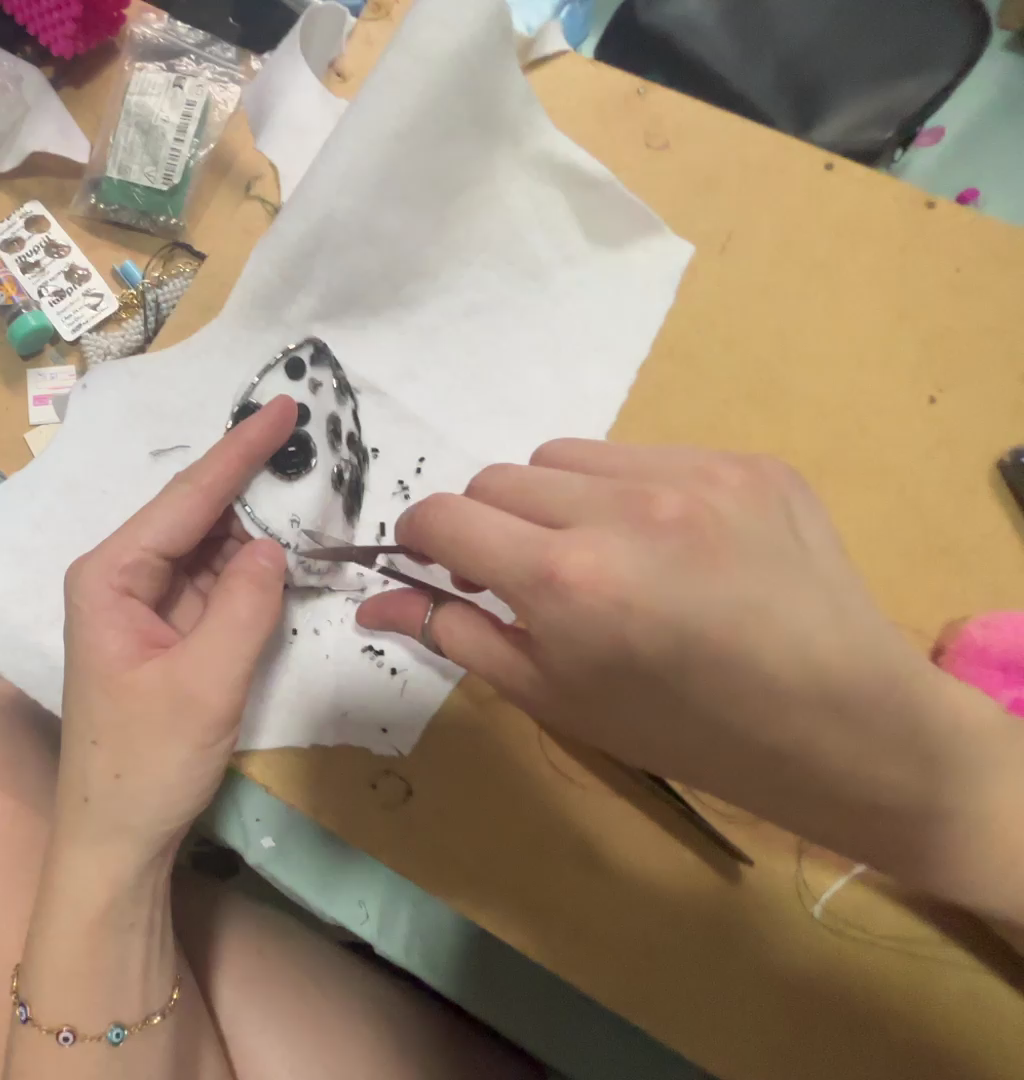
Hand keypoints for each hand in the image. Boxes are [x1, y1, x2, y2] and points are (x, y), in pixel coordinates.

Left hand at [54, 396, 294, 867]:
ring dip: (253, 528)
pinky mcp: (162, 633)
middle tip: (310, 447)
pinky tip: (283, 551)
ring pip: (205, 550)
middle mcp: (118, 578)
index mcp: (110, 576)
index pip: (185, 501)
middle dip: (248, 485)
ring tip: (308, 490)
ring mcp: (141, 606)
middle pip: (192, 517)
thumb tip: (273, 545)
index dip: (237, 454)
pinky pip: (210, 587)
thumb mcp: (204, 683)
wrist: (116, 835)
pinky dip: (247, 572)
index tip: (283, 409)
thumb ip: (244, 605)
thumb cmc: (147, 763)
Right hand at [354, 440, 1023, 909]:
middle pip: (491, 480)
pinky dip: (615, 492)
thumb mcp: (541, 689)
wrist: (842, 727)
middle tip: (514, 572)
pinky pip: (631, 454)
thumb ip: (448, 630)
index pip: (441, 516)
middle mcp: (620, 512)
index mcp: (563, 580)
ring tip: (588, 551)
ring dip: (545, 500)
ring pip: (555, 458)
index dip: (417, 535)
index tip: (432, 559)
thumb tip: (368, 602)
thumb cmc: (669, 724)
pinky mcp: (744, 463)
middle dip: (483, 523)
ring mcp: (690, 477)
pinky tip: (655, 541)